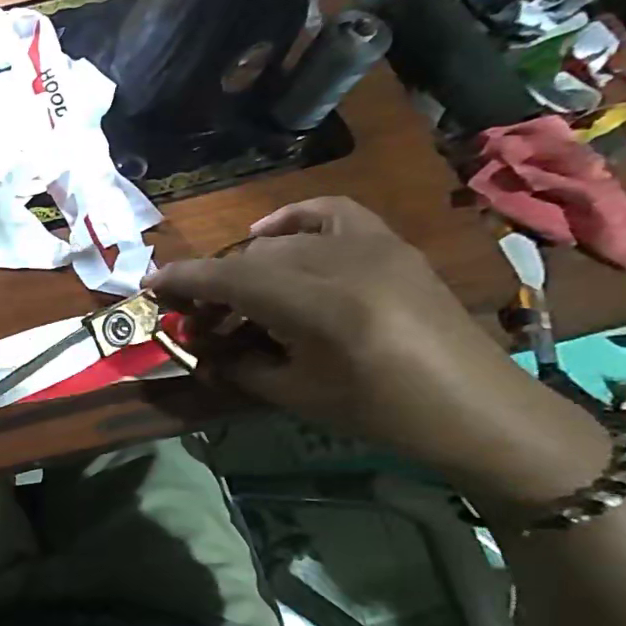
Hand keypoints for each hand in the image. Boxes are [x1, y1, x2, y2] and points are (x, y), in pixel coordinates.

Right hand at [144, 197, 607, 504]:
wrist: (473, 407)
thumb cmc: (381, 413)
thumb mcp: (296, 394)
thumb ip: (239, 364)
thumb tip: (202, 347)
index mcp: (319, 306)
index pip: (232, 277)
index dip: (185, 279)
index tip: (152, 286)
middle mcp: (342, 262)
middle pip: (253, 258)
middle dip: (214, 284)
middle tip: (199, 320)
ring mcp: (371, 246)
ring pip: (282, 240)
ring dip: (248, 266)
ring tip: (238, 298)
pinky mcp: (390, 243)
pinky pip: (330, 212)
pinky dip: (293, 219)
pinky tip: (271, 234)